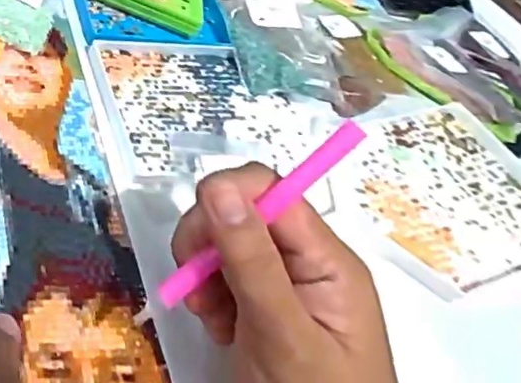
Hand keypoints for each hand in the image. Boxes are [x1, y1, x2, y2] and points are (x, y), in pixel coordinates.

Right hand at [170, 165, 396, 382]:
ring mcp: (281, 281)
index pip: (270, 189)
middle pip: (238, 208)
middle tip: (194, 280)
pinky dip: (203, 288)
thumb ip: (251, 259)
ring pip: (221, 236)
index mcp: (327, 261)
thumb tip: (218, 185)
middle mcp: (305, 261)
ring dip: (200, 267)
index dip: (227, 194)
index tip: (199, 231)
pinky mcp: (258, 299)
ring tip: (207, 312)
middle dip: (206, 236)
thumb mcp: (283, 335)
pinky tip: (213, 322)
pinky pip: (217, 267)